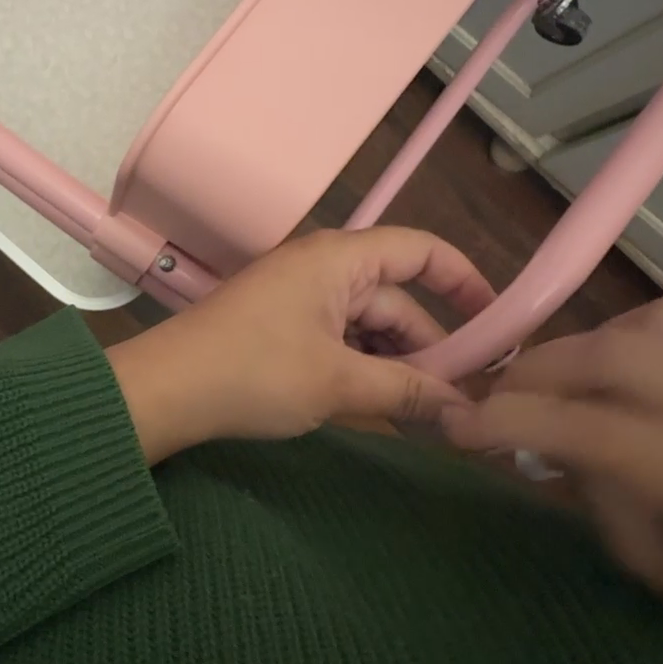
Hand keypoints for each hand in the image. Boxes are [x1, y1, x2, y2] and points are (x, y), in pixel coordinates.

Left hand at [106, 228, 496, 463]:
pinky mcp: (277, 326)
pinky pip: (334, 339)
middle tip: (461, 399)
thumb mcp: (339, 383)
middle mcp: (320, 268)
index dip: (465, 282)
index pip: (420, 251)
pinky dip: (358, 367)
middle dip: (429, 346)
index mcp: (338, 259)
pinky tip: (376, 405)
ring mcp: (295, 297)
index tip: (498, 326)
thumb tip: (465, 407)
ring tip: (422, 412)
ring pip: (365, 325)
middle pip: (394, 299)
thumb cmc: (254, 374)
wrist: (164, 391)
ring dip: (393, 364)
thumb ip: (408, 389)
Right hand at [439, 296, 662, 663]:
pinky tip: (624, 365)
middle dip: (536, 371)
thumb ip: (593, 490)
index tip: (453, 425)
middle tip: (497, 400)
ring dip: (586, 347)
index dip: (508, 421)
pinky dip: (636, 331)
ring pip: (654, 321)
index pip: (597, 430)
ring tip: (563, 385)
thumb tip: (530, 435)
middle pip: (621, 355)